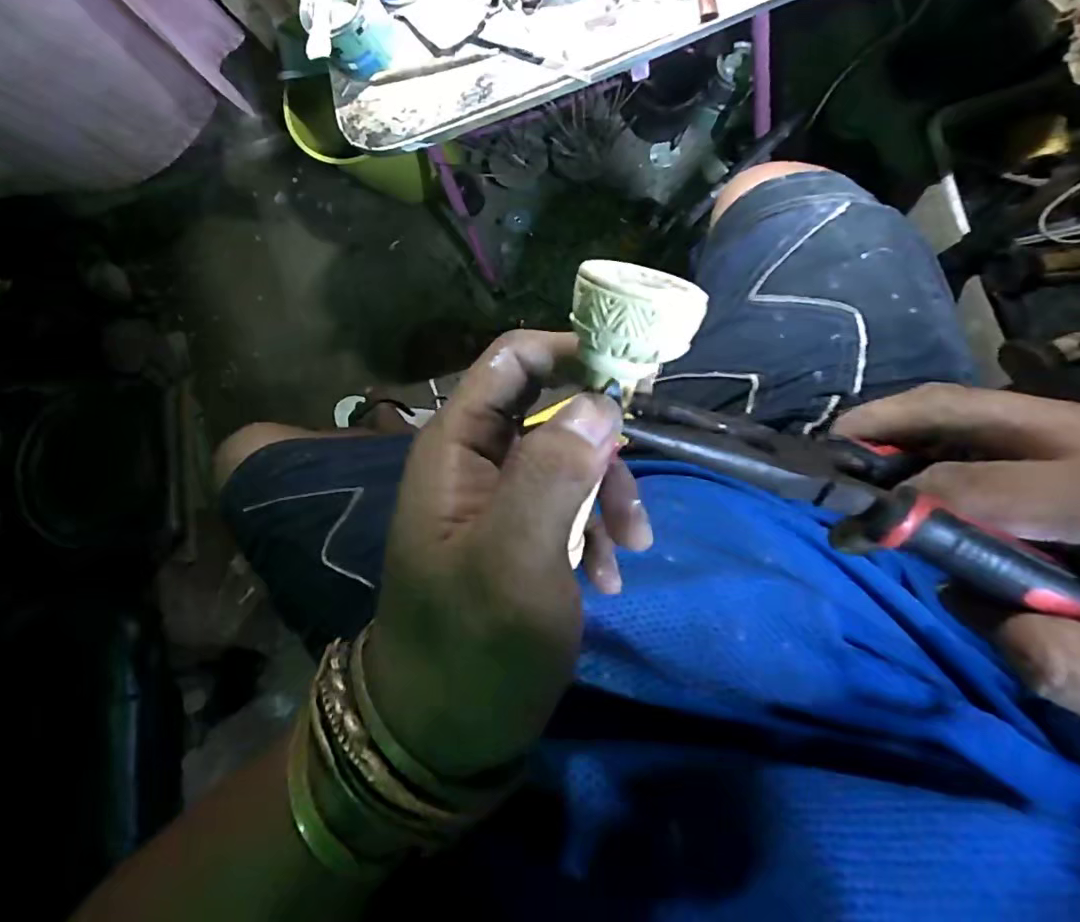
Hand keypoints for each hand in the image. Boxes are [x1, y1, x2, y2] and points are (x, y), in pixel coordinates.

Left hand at [363, 331, 651, 777]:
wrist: (443, 727)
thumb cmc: (473, 643)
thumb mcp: (516, 557)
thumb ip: (551, 472)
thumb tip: (597, 400)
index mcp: (455, 446)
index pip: (510, 361)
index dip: (570, 352)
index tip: (635, 376)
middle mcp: (470, 460)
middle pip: (548, 409)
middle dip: (600, 446)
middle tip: (635, 500)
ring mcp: (491, 498)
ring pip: (565, 459)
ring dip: (605, 496)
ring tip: (630, 553)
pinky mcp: (513, 534)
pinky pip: (563, 505)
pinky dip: (594, 531)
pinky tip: (608, 581)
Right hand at [836, 384, 1079, 809]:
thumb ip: (1076, 673)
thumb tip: (984, 607)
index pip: (971, 488)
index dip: (896, 514)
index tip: (851, 543)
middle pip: (967, 409)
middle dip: (883, 428)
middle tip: (827, 461)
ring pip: (989, 410)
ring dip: (916, 434)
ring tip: (866, 468)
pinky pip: (1021, 430)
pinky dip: (959, 445)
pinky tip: (940, 480)